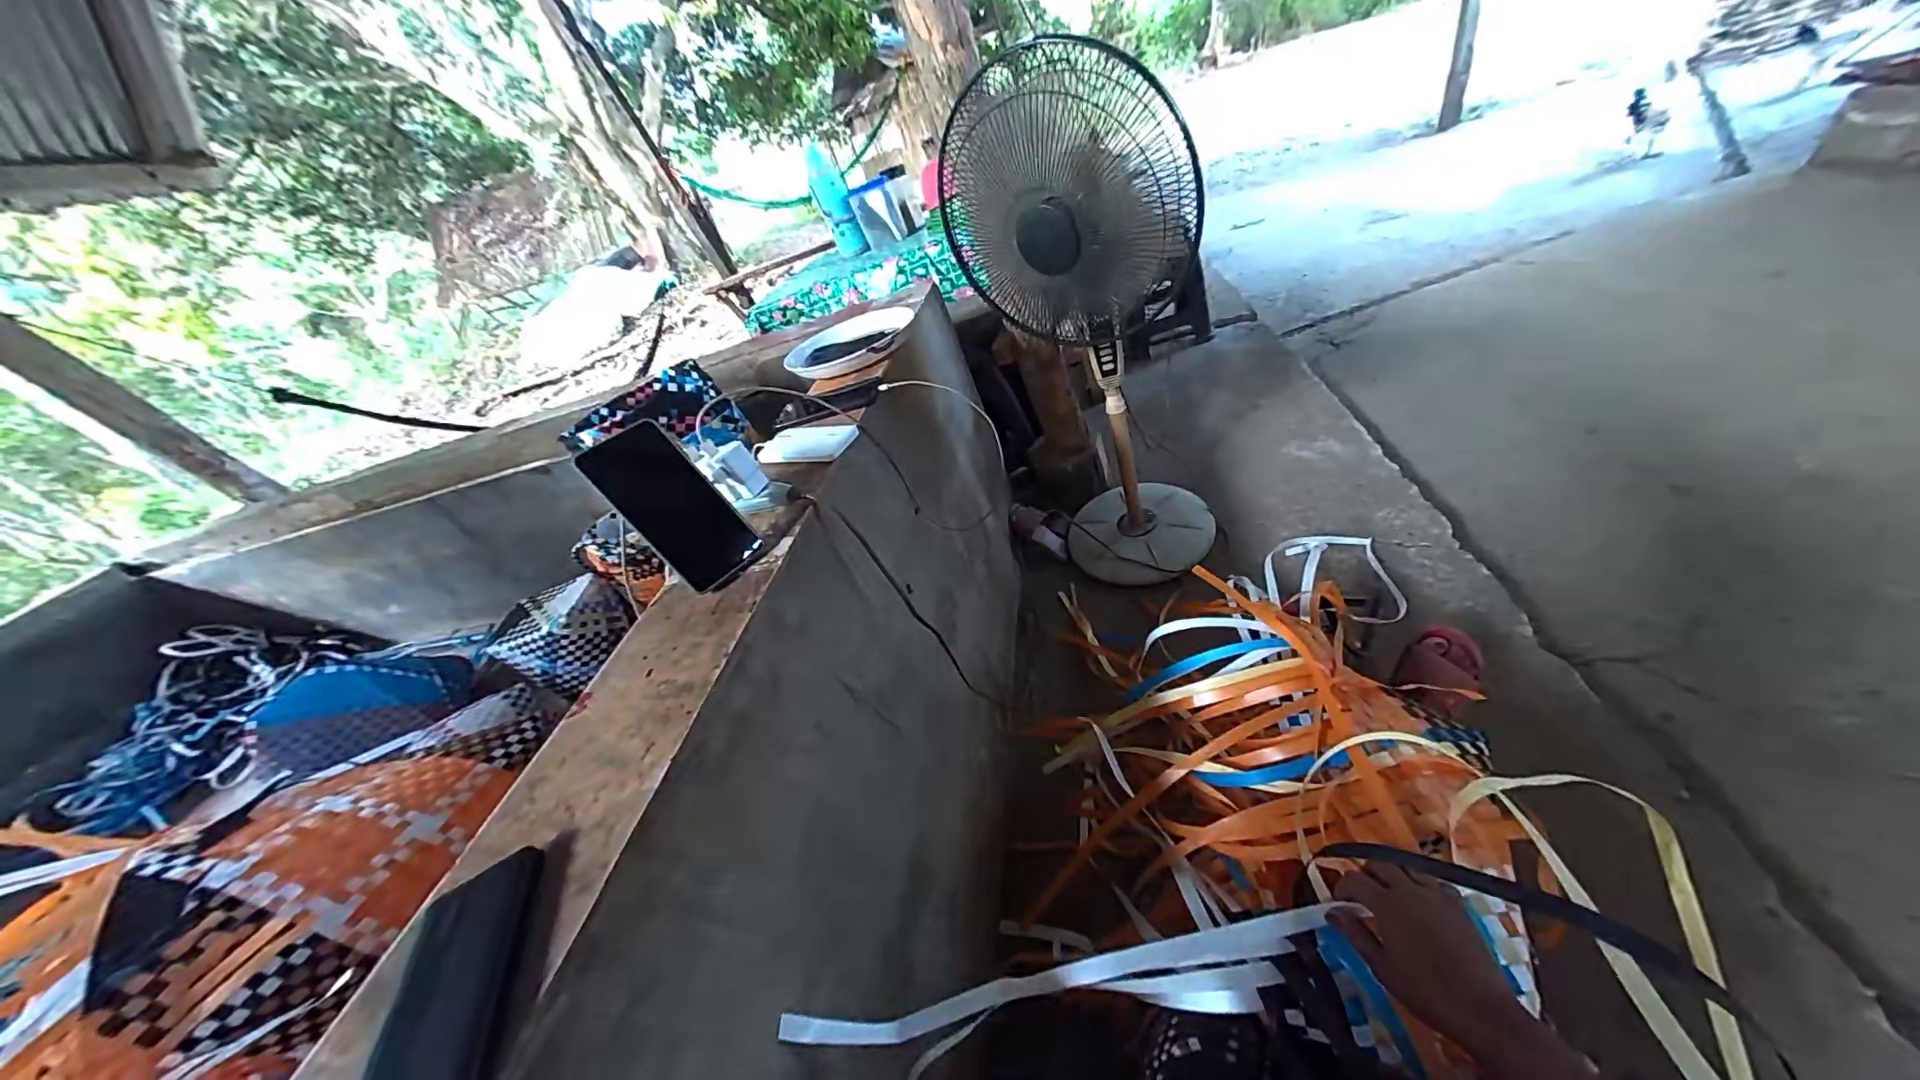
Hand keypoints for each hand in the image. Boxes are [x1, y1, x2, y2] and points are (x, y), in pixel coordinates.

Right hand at [1328, 863, 1594, 1078]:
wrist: (1483, 1010)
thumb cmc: (1426, 992)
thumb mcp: (1382, 967)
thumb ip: (1355, 934)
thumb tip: (1333, 913)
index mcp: (1387, 904)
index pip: (1353, 878)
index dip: (1341, 887)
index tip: (1339, 903)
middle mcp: (1410, 891)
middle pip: (1379, 863)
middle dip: (1365, 874)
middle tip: (1362, 895)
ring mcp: (1438, 895)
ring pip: (1406, 866)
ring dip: (1392, 874)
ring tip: (1389, 895)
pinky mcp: (1459, 905)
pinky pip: (1433, 881)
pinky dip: (1420, 884)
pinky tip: (1420, 903)